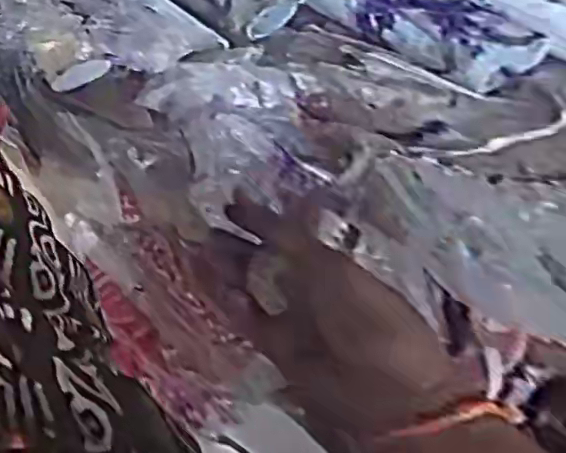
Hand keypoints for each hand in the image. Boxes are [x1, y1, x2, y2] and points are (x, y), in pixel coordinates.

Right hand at [211, 198, 479, 446]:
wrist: (383, 391)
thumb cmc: (366, 318)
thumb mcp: (328, 265)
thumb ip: (281, 231)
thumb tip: (237, 194)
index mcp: (327, 267)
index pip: (282, 235)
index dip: (254, 219)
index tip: (224, 204)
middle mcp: (306, 287)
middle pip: (256, 256)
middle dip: (228, 242)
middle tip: (202, 229)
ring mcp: (288, 314)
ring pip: (243, 281)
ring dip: (223, 267)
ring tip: (203, 253)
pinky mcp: (270, 339)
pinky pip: (241, 312)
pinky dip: (230, 300)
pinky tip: (230, 293)